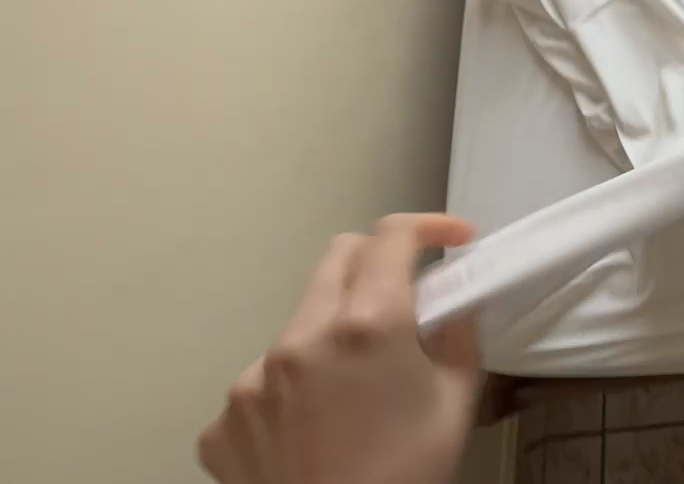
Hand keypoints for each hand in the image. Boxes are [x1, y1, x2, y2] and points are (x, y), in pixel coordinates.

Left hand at [197, 214, 482, 483]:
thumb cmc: (412, 468)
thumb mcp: (459, 392)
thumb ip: (459, 330)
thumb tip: (456, 300)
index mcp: (368, 324)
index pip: (393, 235)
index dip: (433, 225)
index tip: (457, 240)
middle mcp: (301, 338)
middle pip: (340, 255)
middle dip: (383, 257)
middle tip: (415, 287)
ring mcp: (252, 381)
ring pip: (305, 316)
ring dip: (341, 322)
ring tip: (365, 373)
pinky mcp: (222, 420)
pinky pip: (270, 373)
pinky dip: (303, 375)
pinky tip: (323, 416)